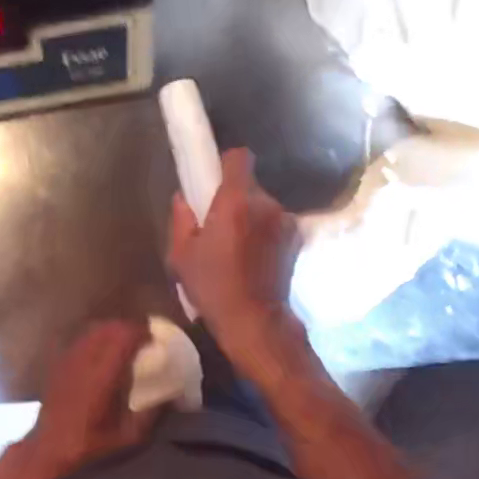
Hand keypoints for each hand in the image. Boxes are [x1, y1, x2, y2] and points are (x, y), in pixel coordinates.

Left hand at [15, 320, 161, 478]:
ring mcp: (68, 360)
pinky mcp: (58, 365)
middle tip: (142, 339)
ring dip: (110, 332)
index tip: (154, 338)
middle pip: (108, 328)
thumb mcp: (129, 436)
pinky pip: (80, 341)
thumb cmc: (91, 445)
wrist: (50, 450)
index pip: (123, 337)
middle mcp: (84, 361)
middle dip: (128, 329)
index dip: (141, 331)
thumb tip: (171, 396)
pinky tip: (101, 355)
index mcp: (103, 375)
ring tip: (123, 344)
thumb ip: (151, 413)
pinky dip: (94, 340)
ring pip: (92, 331)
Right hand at [169, 148, 299, 353]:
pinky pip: (276, 225)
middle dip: (235, 199)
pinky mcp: (297, 240)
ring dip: (251, 219)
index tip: (215, 180)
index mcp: (236, 201)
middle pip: (250, 186)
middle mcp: (266, 204)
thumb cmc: (212, 287)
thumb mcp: (181, 256)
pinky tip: (254, 259)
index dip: (226, 163)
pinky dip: (266, 234)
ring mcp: (286, 221)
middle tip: (219, 226)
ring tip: (237, 248)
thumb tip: (182, 197)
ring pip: (264, 207)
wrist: (254, 320)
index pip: (239, 157)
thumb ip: (181, 220)